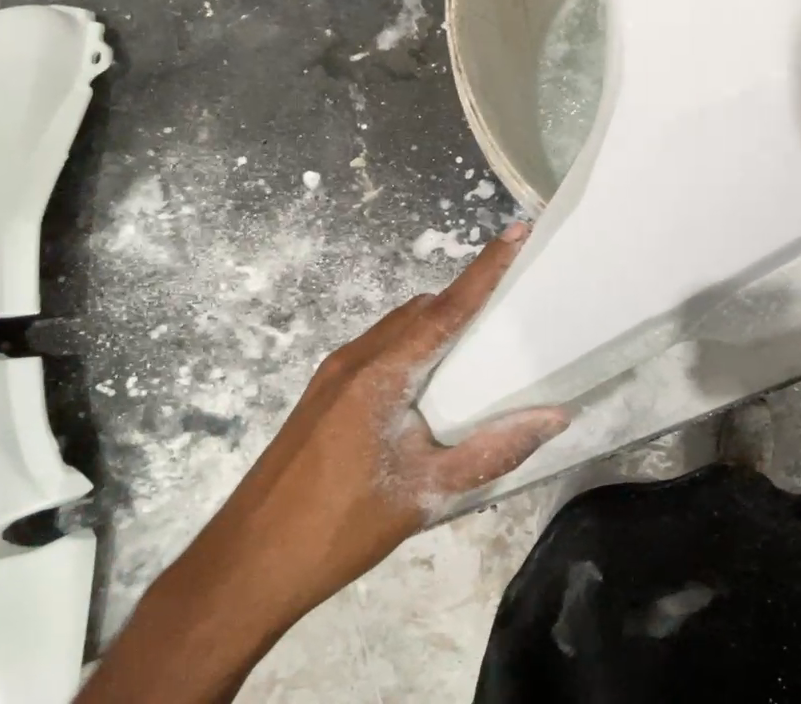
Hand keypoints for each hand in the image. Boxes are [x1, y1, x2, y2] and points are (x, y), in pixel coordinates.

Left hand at [79, 223, 566, 703]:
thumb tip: (557, 417)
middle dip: (468, 293)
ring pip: (398, 327)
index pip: (447, 309)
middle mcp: (355, 361)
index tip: (518, 231)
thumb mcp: (428, 494)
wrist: (243, 570)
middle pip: (422, 309)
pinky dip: (416, 343)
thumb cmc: (339, 528)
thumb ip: (496, 450)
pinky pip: (381, 348)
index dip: (486, 269)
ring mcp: (332, 377)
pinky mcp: (322, 397)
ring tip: (483, 337)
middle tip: (516, 296)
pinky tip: (433, 380)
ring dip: (440, 319)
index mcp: (382, 376)